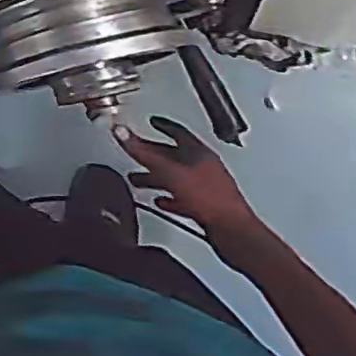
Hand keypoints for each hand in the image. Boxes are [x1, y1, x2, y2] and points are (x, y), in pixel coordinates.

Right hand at [117, 116, 259, 239]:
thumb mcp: (168, 171)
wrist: (234, 234)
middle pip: (173, 155)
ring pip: (176, 177)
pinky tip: (162, 202)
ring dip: (156, 177)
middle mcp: (204, 168)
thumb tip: (121, 132)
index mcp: (199, 153)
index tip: (154, 121)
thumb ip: (142, 152)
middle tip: (137, 151)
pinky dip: (170, 197)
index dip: (163, 125)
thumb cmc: (212, 199)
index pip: (178, 131)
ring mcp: (207, 188)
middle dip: (152, 154)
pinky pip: (183, 197)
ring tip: (139, 180)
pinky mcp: (207, 208)